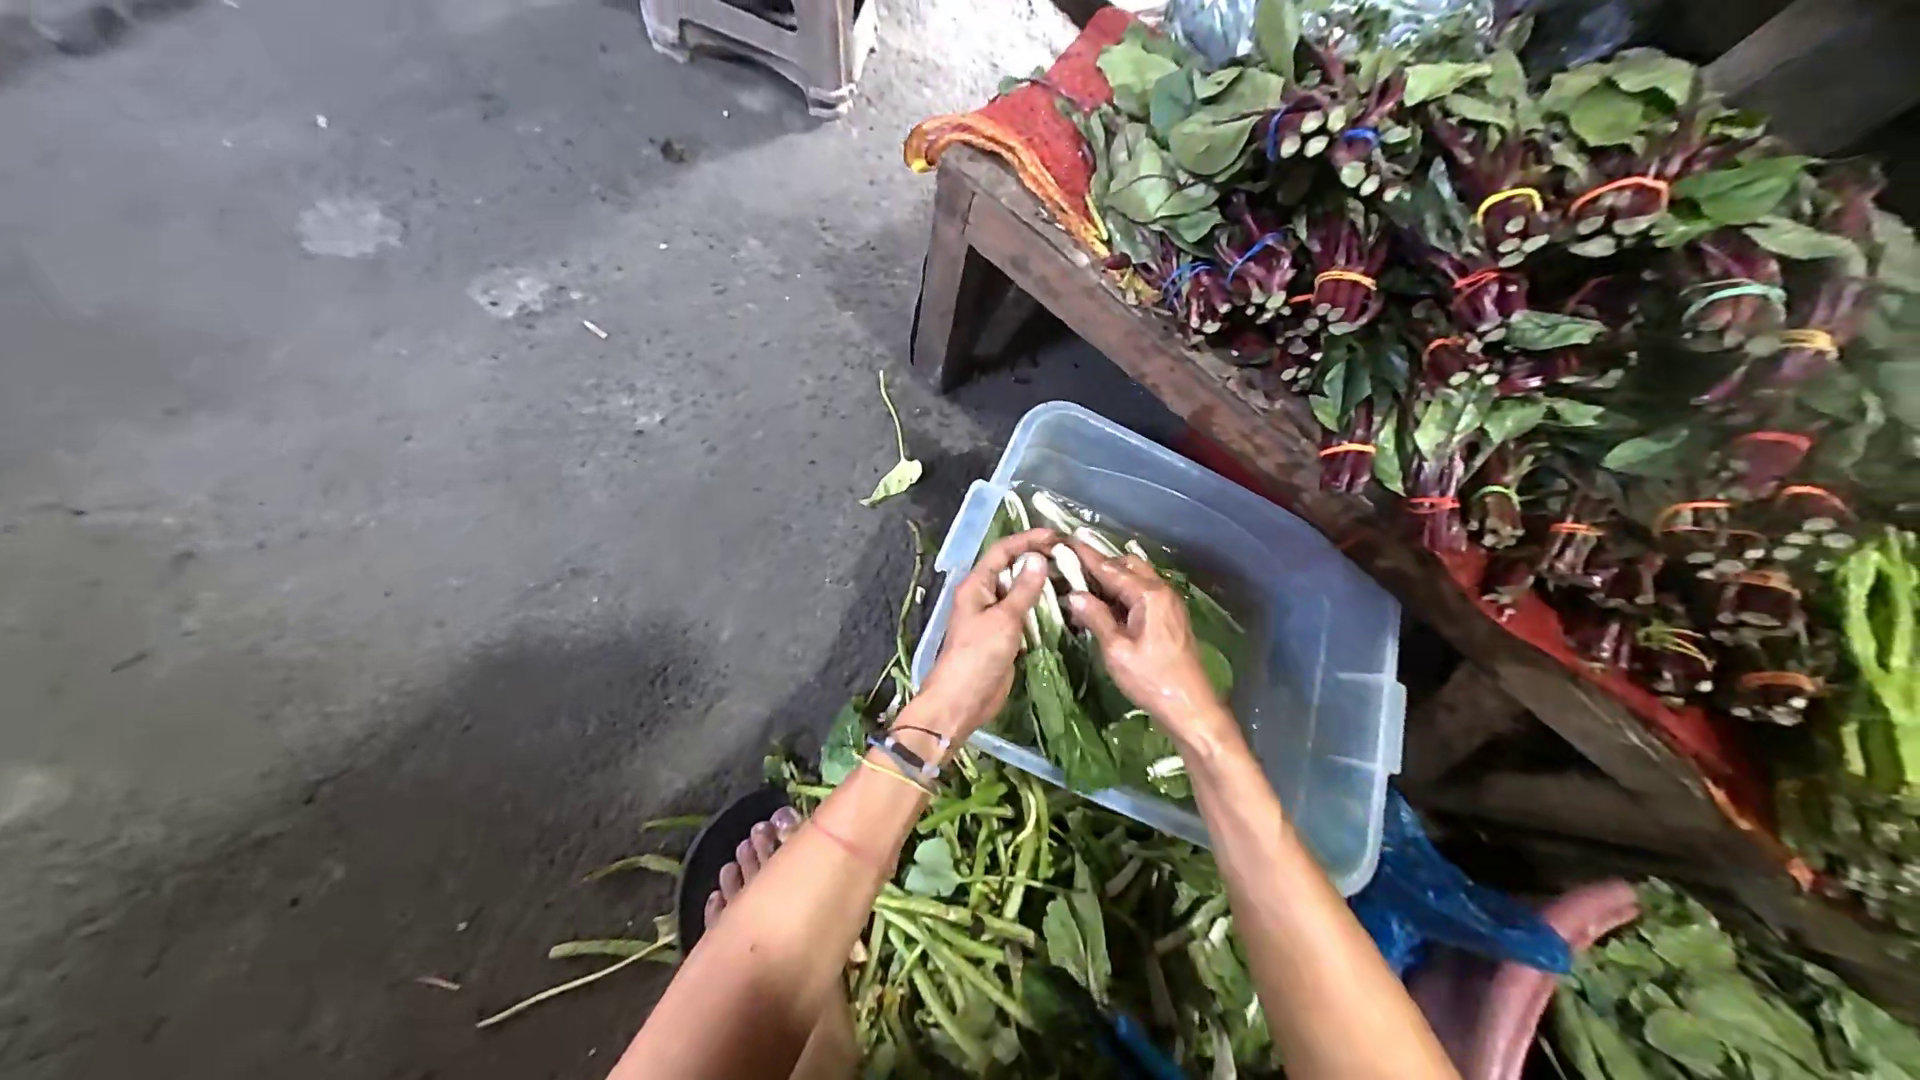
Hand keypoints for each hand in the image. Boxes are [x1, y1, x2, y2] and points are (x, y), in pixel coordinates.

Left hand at [914, 528, 1058, 743]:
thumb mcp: (1004, 619)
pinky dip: (1040, 608)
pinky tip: (1062, 605)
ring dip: (1042, 584)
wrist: (963, 700)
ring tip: (1072, 576)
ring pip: (1019, 592)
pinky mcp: (1003, 636)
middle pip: (1011, 569)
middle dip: (1037, 559)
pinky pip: (1023, 614)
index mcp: (976, 585)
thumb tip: (1038, 559)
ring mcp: (993, 616)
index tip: (1055, 535)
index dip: (1027, 539)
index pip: (1002, 552)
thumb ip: (1023, 589)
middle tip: (1069, 555)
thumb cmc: (978, 656)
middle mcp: (983, 596)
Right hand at [1064, 540, 1241, 754]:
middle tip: (1071, 568)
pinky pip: (1142, 592)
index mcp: (1148, 595)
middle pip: (1126, 565)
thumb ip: (1095, 617)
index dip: (1085, 555)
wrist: (1190, 706)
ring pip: (1136, 577)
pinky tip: (1105, 606)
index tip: (1064, 540)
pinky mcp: (1168, 616)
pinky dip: (1122, 592)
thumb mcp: (1116, 650)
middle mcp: (1161, 591)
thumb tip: (1074, 594)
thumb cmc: (1151, 679)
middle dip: (1099, 563)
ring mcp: (1168, 603)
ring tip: (1084, 586)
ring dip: (1111, 578)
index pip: (1110, 568)